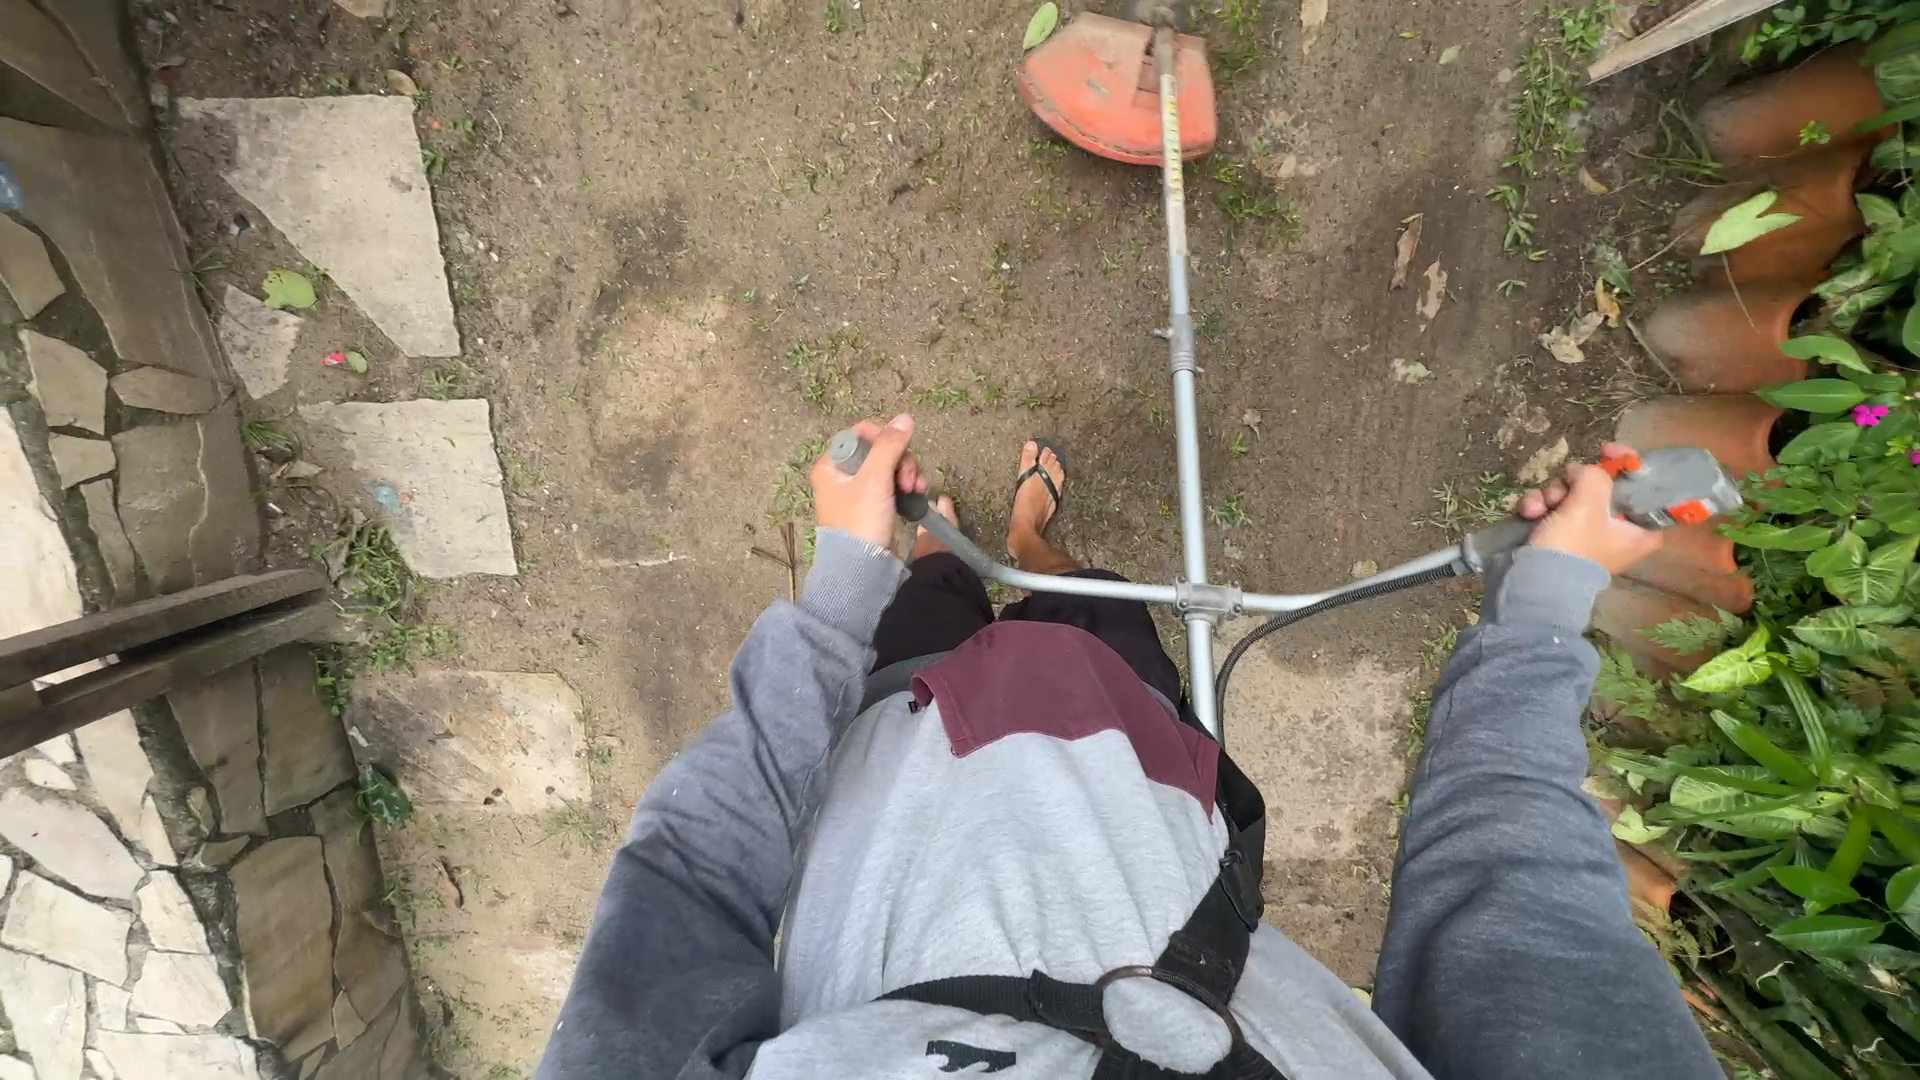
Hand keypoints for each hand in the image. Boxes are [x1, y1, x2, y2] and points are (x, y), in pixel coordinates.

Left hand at [809, 414, 926, 548]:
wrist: (861, 568)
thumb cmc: (861, 521)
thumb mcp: (875, 479)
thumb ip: (890, 446)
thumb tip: (905, 417)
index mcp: (831, 464)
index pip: (861, 433)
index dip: (885, 438)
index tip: (900, 452)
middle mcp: (841, 475)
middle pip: (880, 450)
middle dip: (901, 461)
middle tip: (910, 480)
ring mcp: (858, 491)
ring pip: (890, 467)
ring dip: (908, 474)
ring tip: (915, 491)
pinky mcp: (872, 506)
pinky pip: (892, 485)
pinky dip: (906, 487)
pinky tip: (916, 497)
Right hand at [1517, 442, 1664, 574]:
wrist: (1531, 582)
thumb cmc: (1571, 546)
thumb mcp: (1587, 506)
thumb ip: (1593, 478)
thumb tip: (1582, 469)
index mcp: (1642, 528)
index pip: (1645, 487)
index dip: (1626, 465)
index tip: (1605, 450)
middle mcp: (1617, 530)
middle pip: (1600, 489)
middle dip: (1573, 485)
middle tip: (1561, 491)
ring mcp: (1585, 534)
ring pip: (1571, 497)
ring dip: (1549, 495)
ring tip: (1537, 508)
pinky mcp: (1558, 537)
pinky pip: (1552, 510)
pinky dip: (1538, 507)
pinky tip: (1527, 514)